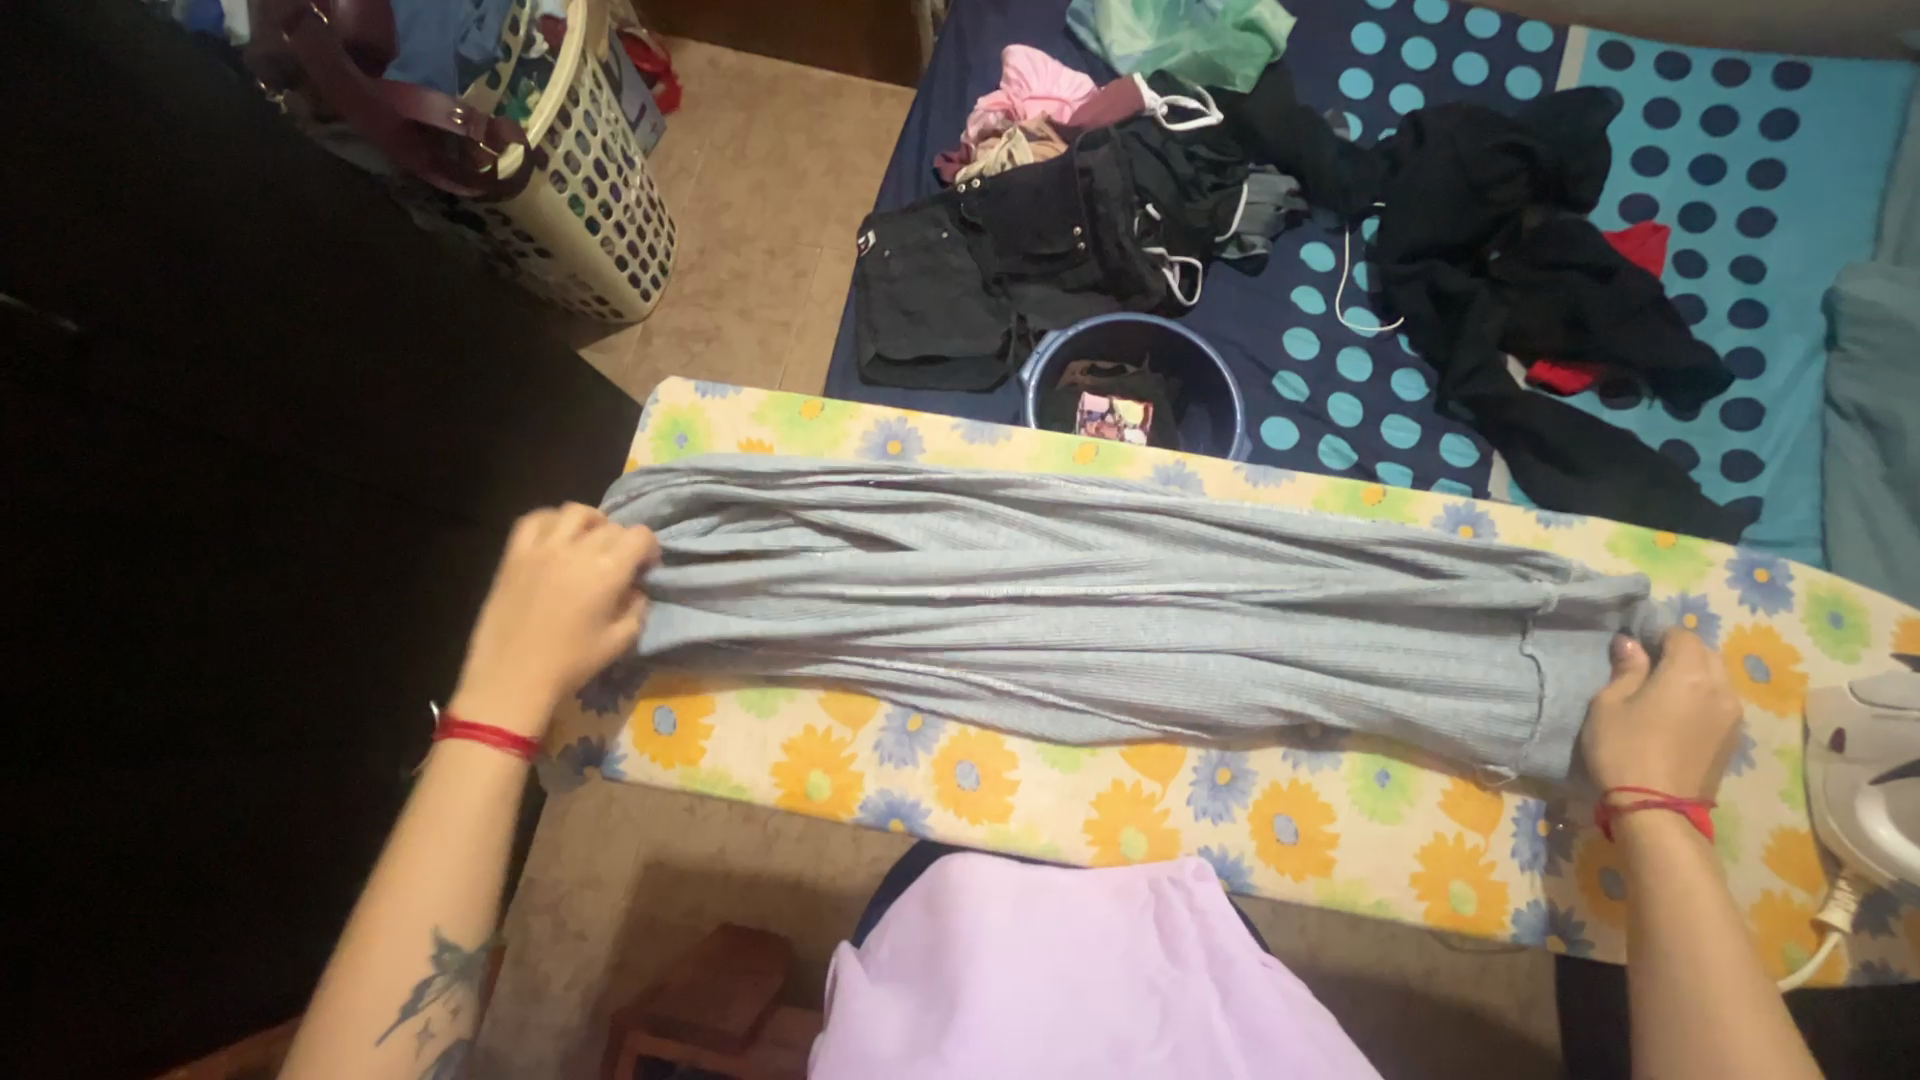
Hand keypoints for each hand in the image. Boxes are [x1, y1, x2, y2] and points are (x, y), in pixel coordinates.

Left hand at [449, 504, 659, 737]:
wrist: (512, 678)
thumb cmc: (572, 663)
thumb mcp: (622, 641)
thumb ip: (637, 608)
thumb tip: (634, 589)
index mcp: (607, 571)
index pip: (640, 535)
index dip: (649, 548)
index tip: (646, 567)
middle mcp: (577, 551)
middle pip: (611, 526)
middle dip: (623, 541)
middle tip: (619, 563)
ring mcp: (542, 549)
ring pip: (574, 512)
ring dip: (591, 522)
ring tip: (590, 540)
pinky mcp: (515, 555)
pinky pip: (534, 520)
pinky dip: (551, 521)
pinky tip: (556, 537)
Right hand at [1580, 628, 1743, 798]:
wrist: (1656, 805)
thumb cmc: (1622, 747)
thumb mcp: (1609, 703)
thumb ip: (1626, 670)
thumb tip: (1630, 644)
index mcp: (1689, 675)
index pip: (1683, 636)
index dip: (1658, 633)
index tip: (1635, 642)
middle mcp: (1721, 689)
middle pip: (1707, 653)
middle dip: (1681, 650)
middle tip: (1647, 661)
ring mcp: (1733, 715)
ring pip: (1719, 677)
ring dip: (1694, 672)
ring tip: (1662, 685)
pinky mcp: (1734, 736)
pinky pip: (1721, 700)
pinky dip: (1703, 694)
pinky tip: (1678, 709)